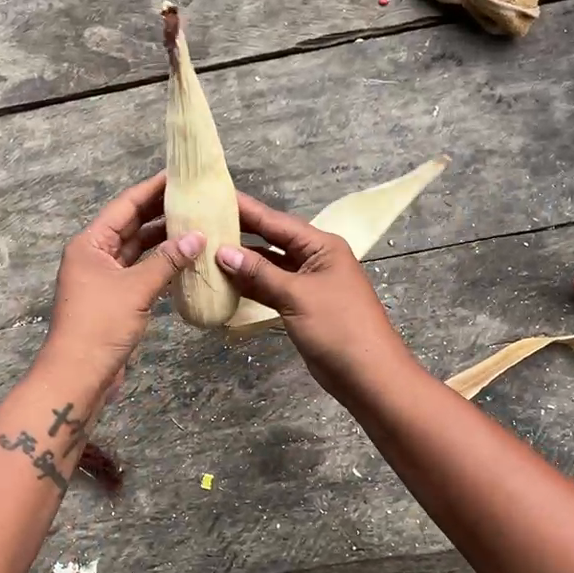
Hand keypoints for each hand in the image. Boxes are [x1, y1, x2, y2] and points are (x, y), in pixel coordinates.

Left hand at [42, 172, 204, 385]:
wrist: (78, 375)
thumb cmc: (100, 325)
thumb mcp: (136, 289)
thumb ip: (167, 261)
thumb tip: (197, 236)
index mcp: (90, 243)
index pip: (125, 206)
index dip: (151, 189)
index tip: (178, 176)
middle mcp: (94, 254)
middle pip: (131, 225)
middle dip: (160, 212)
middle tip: (194, 197)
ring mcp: (104, 277)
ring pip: (137, 249)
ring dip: (163, 239)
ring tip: (197, 224)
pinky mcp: (114, 298)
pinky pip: (140, 271)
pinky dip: (160, 264)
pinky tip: (185, 258)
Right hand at [215, 193, 413, 396]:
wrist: (369, 377)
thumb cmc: (338, 328)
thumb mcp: (296, 295)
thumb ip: (258, 272)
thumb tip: (222, 251)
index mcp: (321, 246)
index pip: (276, 221)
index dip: (246, 209)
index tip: (217, 195)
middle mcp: (314, 259)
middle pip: (271, 239)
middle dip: (241, 230)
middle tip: (204, 218)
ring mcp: (307, 283)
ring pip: (268, 264)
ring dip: (241, 259)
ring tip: (206, 246)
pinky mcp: (300, 305)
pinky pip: (269, 286)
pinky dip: (249, 283)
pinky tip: (224, 279)